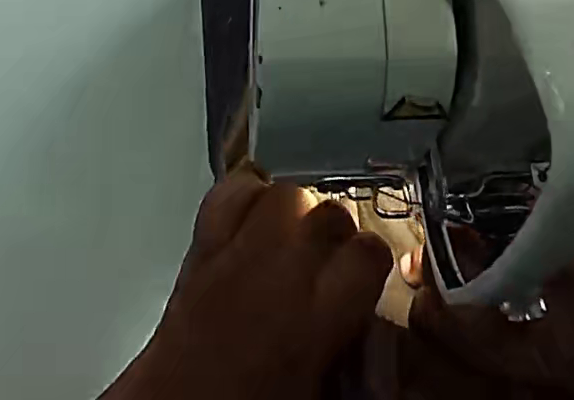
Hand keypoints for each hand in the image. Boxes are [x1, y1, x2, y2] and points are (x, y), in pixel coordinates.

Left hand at [101, 167, 392, 399]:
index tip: (368, 269)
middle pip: (326, 212)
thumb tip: (366, 329)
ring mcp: (236, 253)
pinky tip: (252, 213)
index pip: (367, 255)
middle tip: (332, 254)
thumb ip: (347, 346)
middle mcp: (277, 273)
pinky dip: (243, 195)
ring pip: (282, 193)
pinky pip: (226, 194)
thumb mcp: (319, 387)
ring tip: (294, 230)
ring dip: (295, 207)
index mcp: (314, 319)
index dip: (373, 259)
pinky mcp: (200, 247)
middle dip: (336, 228)